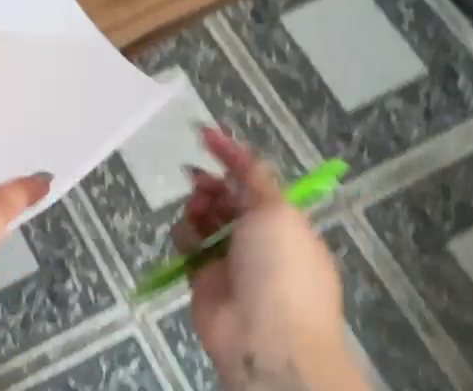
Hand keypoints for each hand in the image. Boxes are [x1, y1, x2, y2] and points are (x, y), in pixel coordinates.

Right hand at [175, 130, 362, 390]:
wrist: (266, 338)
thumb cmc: (281, 270)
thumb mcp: (278, 212)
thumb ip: (255, 177)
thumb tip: (239, 150)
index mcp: (286, 226)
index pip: (256, 181)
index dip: (232, 156)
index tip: (204, 134)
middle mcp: (260, 241)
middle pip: (228, 198)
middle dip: (211, 183)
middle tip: (196, 177)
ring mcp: (231, 260)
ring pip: (205, 218)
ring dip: (198, 207)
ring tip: (197, 211)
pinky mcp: (203, 276)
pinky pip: (189, 243)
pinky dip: (185, 235)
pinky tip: (188, 237)